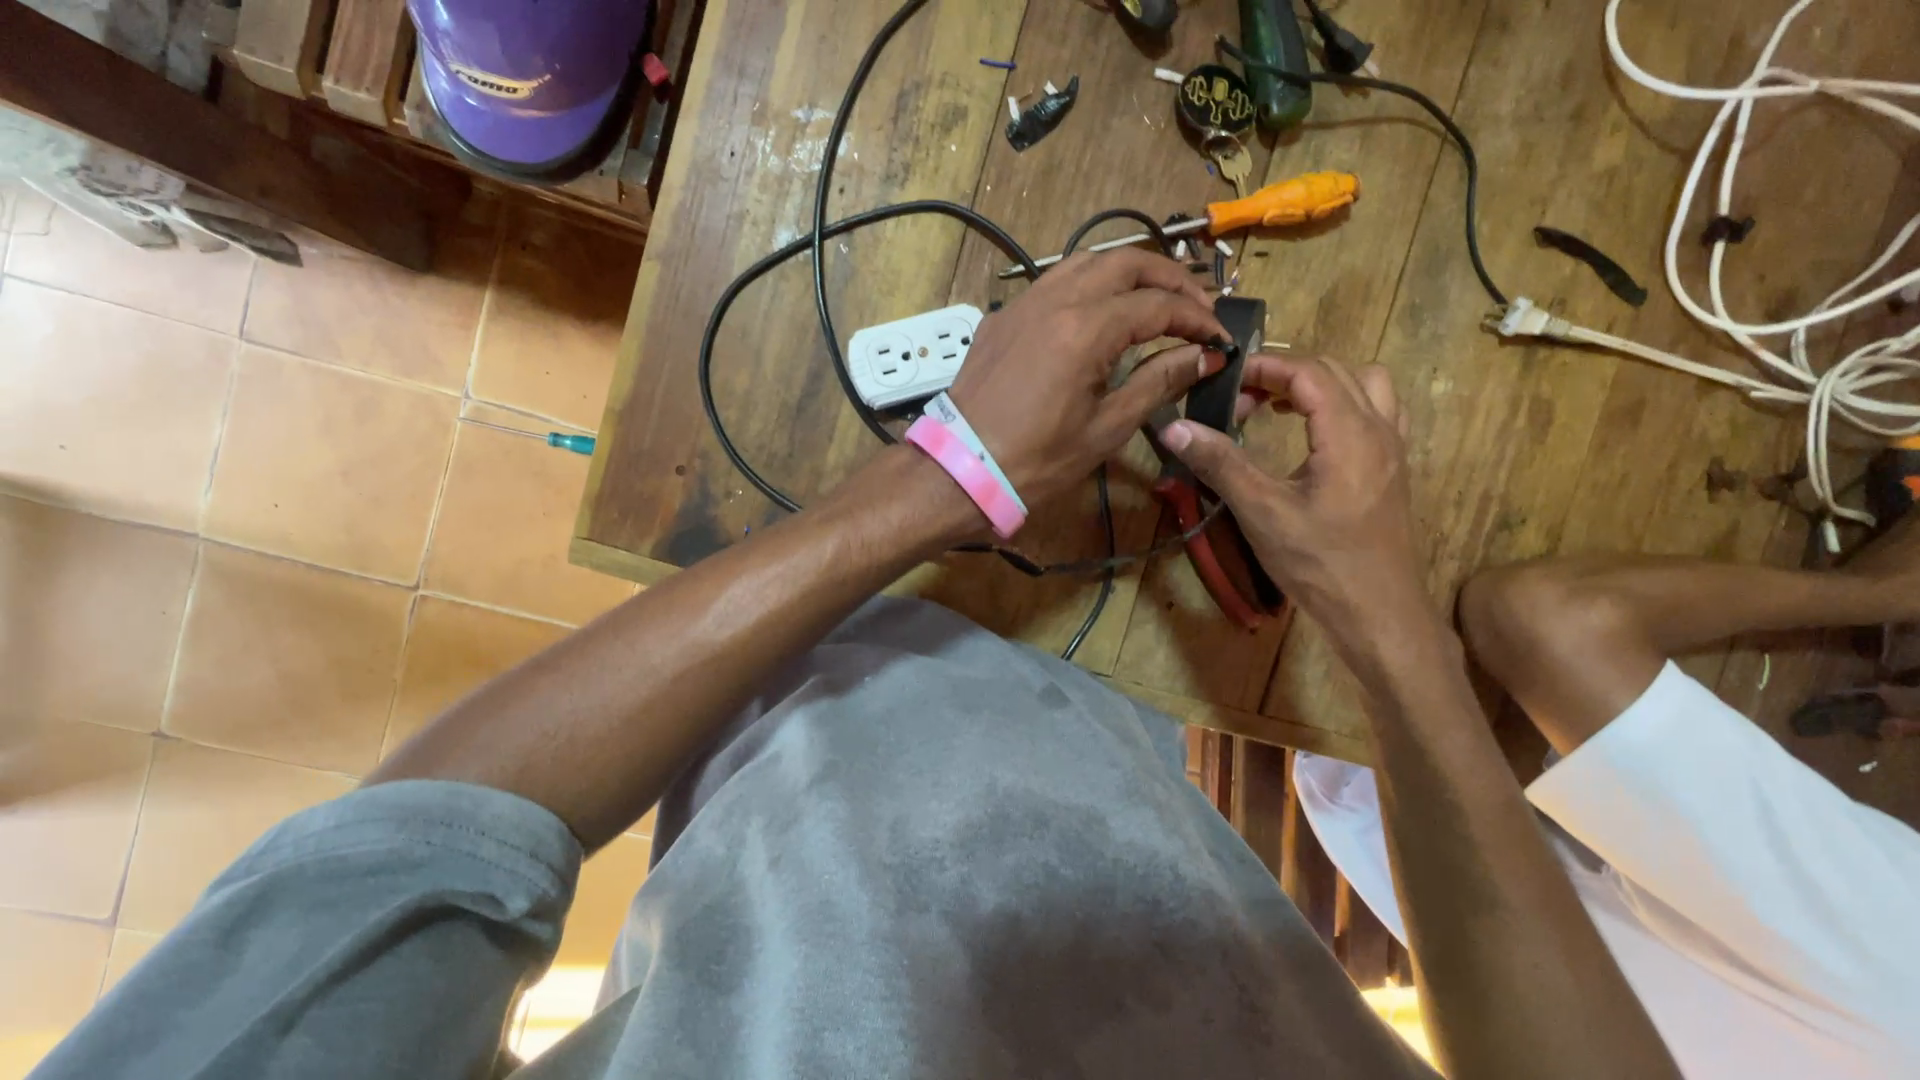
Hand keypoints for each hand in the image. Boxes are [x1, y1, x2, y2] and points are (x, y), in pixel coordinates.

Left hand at [944, 249, 1228, 511]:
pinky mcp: (1001, 318)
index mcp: (1085, 329)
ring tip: (1153, 299)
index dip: (1197, 318)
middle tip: (1197, 305)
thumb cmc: (1037, 461)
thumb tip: (1204, 356)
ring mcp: (1022, 304)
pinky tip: (1098, 313)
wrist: (960, 471)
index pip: (1158, 304)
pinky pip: (1052, 283)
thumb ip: (1158, 382)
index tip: (1220, 337)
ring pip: (1085, 263)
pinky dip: (1086, 285)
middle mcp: (1054, 300)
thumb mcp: (1107, 428)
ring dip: (1127, 272)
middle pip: (1125, 262)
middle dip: (1169, 278)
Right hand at [1160, 353, 1429, 642]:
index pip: (1308, 371)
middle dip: (1284, 374)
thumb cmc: (1320, 564)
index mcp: (1350, 433)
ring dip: (1320, 384)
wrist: (1378, 613)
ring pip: (1365, 385)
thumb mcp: (1262, 513)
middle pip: (1335, 371)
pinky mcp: (1393, 471)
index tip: (1226, 380)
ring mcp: (1393, 450)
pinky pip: (1377, 413)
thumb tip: (1174, 428)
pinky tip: (1316, 436)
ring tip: (1280, 408)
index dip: (1265, 366)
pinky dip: (1344, 406)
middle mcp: (1380, 429)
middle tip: (1242, 402)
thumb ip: (1221, 463)